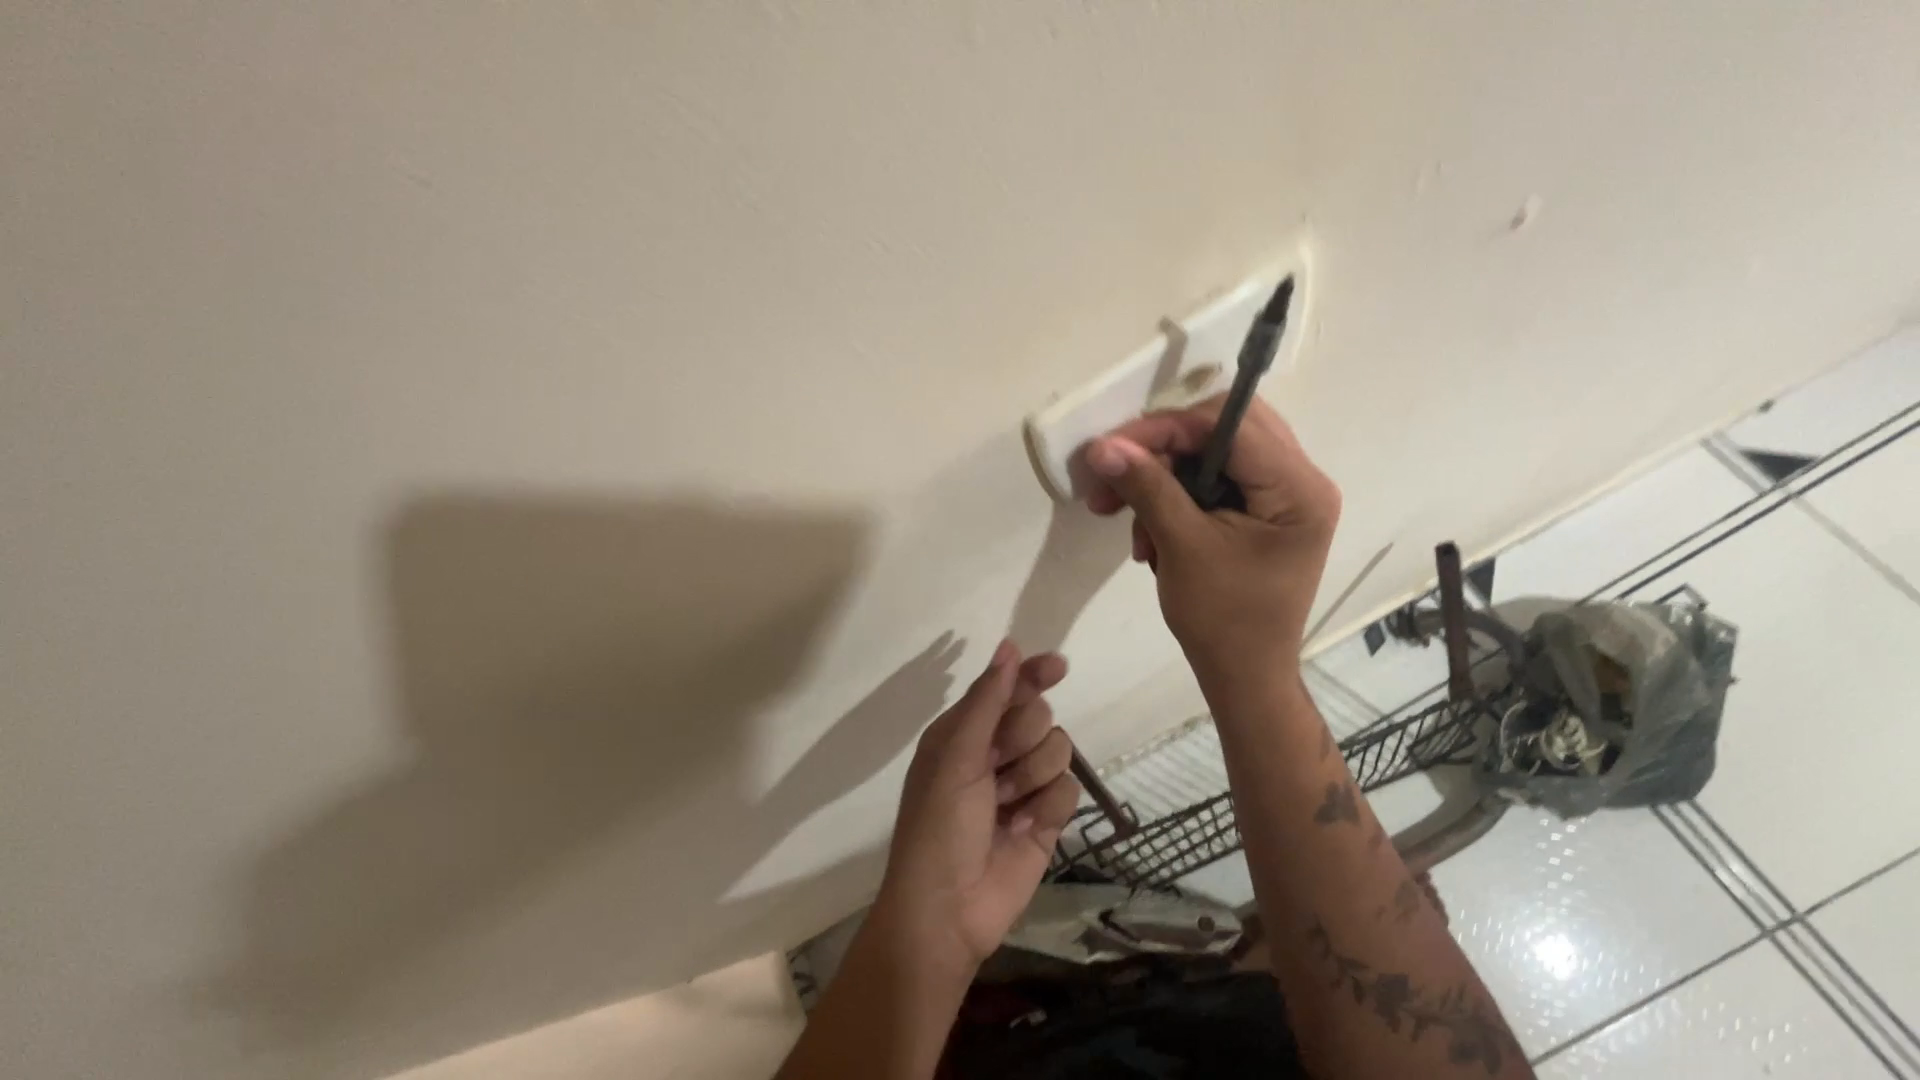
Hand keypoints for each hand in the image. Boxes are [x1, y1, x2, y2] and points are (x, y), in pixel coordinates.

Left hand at [870, 640, 1079, 977]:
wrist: (949, 908)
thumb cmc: (939, 826)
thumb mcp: (955, 757)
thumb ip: (987, 702)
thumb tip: (1009, 646)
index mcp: (964, 732)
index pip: (1007, 688)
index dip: (1032, 675)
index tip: (1058, 667)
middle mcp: (994, 752)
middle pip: (1039, 715)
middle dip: (1022, 739)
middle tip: (996, 768)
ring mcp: (1023, 785)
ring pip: (1059, 750)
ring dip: (1033, 776)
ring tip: (1006, 806)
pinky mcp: (1047, 817)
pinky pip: (1069, 789)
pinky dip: (1048, 807)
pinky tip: (1024, 828)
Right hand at [1084, 394, 1340, 687]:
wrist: (1244, 676)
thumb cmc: (1223, 619)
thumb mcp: (1181, 546)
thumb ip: (1146, 486)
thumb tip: (1101, 447)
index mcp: (1298, 488)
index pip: (1228, 424)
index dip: (1164, 429)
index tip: (1111, 450)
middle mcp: (1301, 481)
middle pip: (1222, 429)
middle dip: (1161, 451)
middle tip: (1114, 477)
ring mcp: (1284, 496)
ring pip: (1212, 454)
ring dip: (1162, 480)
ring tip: (1127, 523)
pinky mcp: (1264, 512)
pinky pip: (1214, 482)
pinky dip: (1175, 500)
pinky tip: (1151, 538)